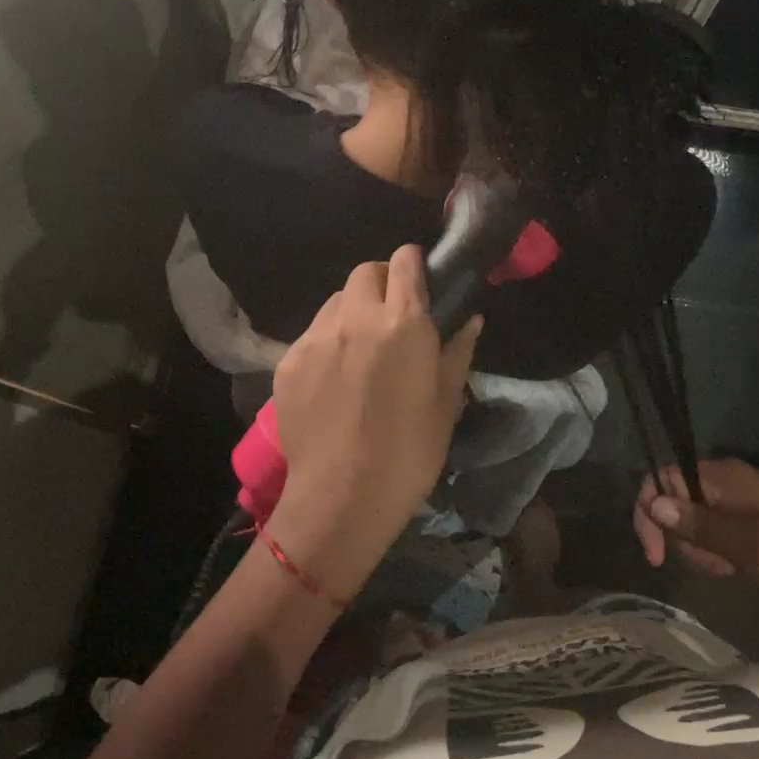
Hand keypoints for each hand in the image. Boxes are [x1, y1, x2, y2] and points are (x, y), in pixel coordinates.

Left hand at [268, 246, 481, 590]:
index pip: (404, 261)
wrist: (343, 496)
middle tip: (392, 316)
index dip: (414, 264)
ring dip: (352, 311)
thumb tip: (470, 319)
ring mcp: (316, 337)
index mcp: (403, 322)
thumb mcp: (446, 402)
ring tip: (361, 348)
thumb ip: (457, 352)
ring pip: (335, 301)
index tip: (420, 281)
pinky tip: (334, 379)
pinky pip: (312, 334)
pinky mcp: (288, 360)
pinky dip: (327, 342)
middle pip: (365, 272)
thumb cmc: (409, 453)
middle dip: (381, 283)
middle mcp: (356, 317)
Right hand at [632, 458, 758, 617]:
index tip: (657, 556)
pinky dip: (718, 552)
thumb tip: (652, 502)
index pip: (662, 477)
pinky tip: (739, 569)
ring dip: (702, 550)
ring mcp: (740, 499)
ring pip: (693, 520)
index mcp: (726, 477)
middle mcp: (728, 480)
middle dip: (683, 538)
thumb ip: (700, 527)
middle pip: (674, 501)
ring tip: (734, 570)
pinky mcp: (750, 518)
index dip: (649, 512)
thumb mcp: (752, 549)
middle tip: (718, 566)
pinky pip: (715, 530)